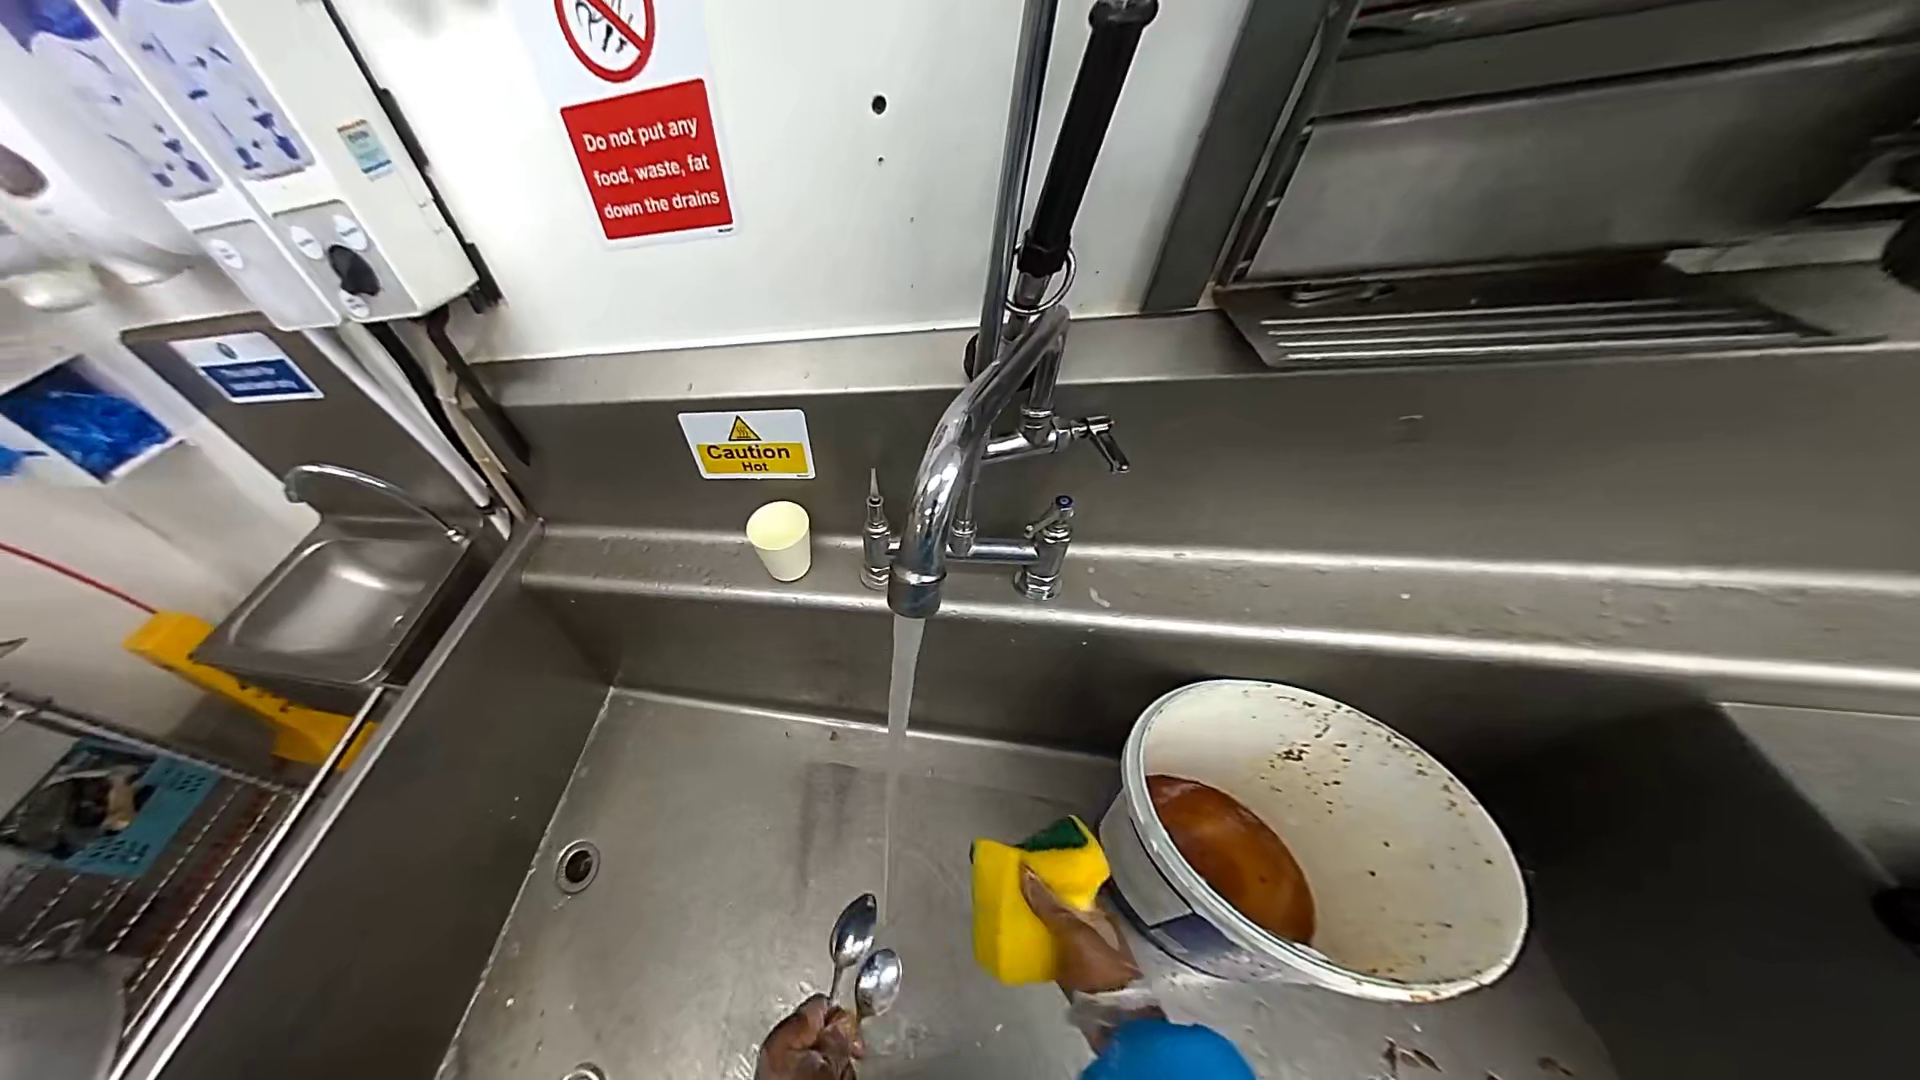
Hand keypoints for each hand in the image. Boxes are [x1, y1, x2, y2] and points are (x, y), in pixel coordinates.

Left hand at [756, 995, 864, 1079]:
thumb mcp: (828, 1064)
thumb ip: (838, 1035)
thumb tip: (846, 1019)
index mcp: (783, 1035)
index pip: (819, 1004)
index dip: (842, 1015)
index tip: (856, 1031)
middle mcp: (776, 1050)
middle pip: (819, 1031)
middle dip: (839, 1045)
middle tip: (848, 1060)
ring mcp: (779, 1072)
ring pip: (818, 1055)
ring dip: (835, 1065)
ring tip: (837, 1078)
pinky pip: (812, 1074)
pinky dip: (825, 1077)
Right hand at [1021, 866, 1141, 993]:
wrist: (1113, 1018)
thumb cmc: (1099, 967)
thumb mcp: (1074, 931)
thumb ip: (1050, 906)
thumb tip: (1025, 872)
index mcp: (1100, 913)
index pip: (1074, 887)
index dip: (1054, 876)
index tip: (1030, 868)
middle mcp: (1092, 930)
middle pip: (1062, 909)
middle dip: (1041, 900)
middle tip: (1013, 887)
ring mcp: (1082, 953)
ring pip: (1054, 931)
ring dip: (1036, 923)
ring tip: (1010, 910)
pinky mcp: (1071, 974)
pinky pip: (1049, 953)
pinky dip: (1035, 947)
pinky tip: (1018, 942)